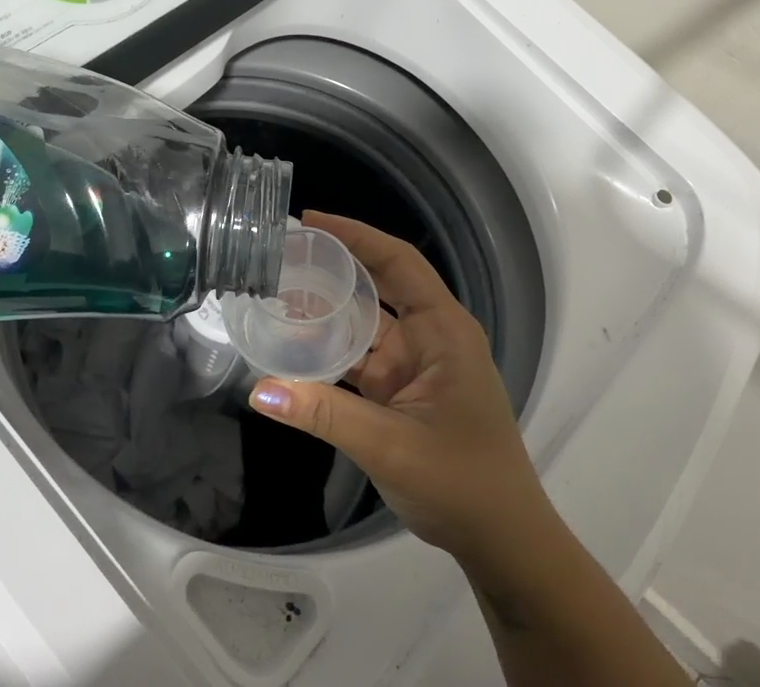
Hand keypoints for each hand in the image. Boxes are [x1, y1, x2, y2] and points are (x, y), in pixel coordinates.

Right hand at [247, 211, 543, 555]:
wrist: (500, 539)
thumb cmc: (461, 482)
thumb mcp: (390, 446)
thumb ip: (324, 414)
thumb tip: (258, 389)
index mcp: (444, 332)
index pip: (398, 264)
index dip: (356, 236)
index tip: (311, 220)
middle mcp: (431, 339)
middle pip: (379, 288)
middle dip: (334, 269)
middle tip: (281, 255)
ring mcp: (416, 368)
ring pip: (365, 326)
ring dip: (327, 313)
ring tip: (274, 293)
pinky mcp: (402, 396)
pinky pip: (360, 362)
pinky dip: (329, 354)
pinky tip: (291, 348)